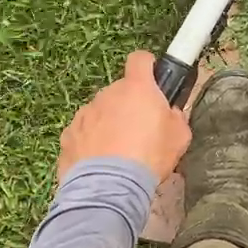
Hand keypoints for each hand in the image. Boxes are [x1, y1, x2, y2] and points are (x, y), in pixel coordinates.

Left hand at [56, 51, 191, 184]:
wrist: (109, 188)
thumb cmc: (150, 156)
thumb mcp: (180, 136)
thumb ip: (175, 116)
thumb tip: (169, 112)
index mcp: (137, 88)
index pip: (140, 59)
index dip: (148, 66)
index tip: (153, 80)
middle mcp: (108, 94)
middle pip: (120, 90)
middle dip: (129, 105)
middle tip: (141, 130)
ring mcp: (84, 114)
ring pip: (100, 111)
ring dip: (109, 123)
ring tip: (118, 152)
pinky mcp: (68, 135)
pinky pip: (84, 132)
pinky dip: (91, 142)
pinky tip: (101, 163)